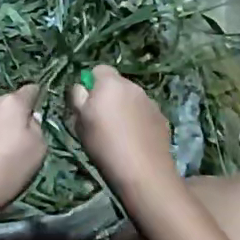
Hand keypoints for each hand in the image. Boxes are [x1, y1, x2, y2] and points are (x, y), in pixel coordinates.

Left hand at [0, 85, 47, 216]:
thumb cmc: (2, 172)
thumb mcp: (37, 152)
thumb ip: (36, 130)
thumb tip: (28, 120)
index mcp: (10, 103)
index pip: (29, 91)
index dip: (35, 102)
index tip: (33, 119)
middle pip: (4, 107)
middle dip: (9, 122)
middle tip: (12, 149)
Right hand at [67, 66, 176, 192]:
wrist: (143, 170)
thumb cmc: (104, 144)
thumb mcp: (79, 121)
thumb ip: (77, 98)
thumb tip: (80, 87)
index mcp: (111, 84)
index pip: (99, 69)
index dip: (91, 83)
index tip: (88, 103)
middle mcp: (134, 87)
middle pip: (118, 84)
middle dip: (109, 96)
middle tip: (102, 120)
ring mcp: (151, 102)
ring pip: (132, 99)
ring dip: (125, 109)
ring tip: (120, 134)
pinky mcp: (162, 119)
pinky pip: (145, 113)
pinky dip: (139, 121)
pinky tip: (135, 141)